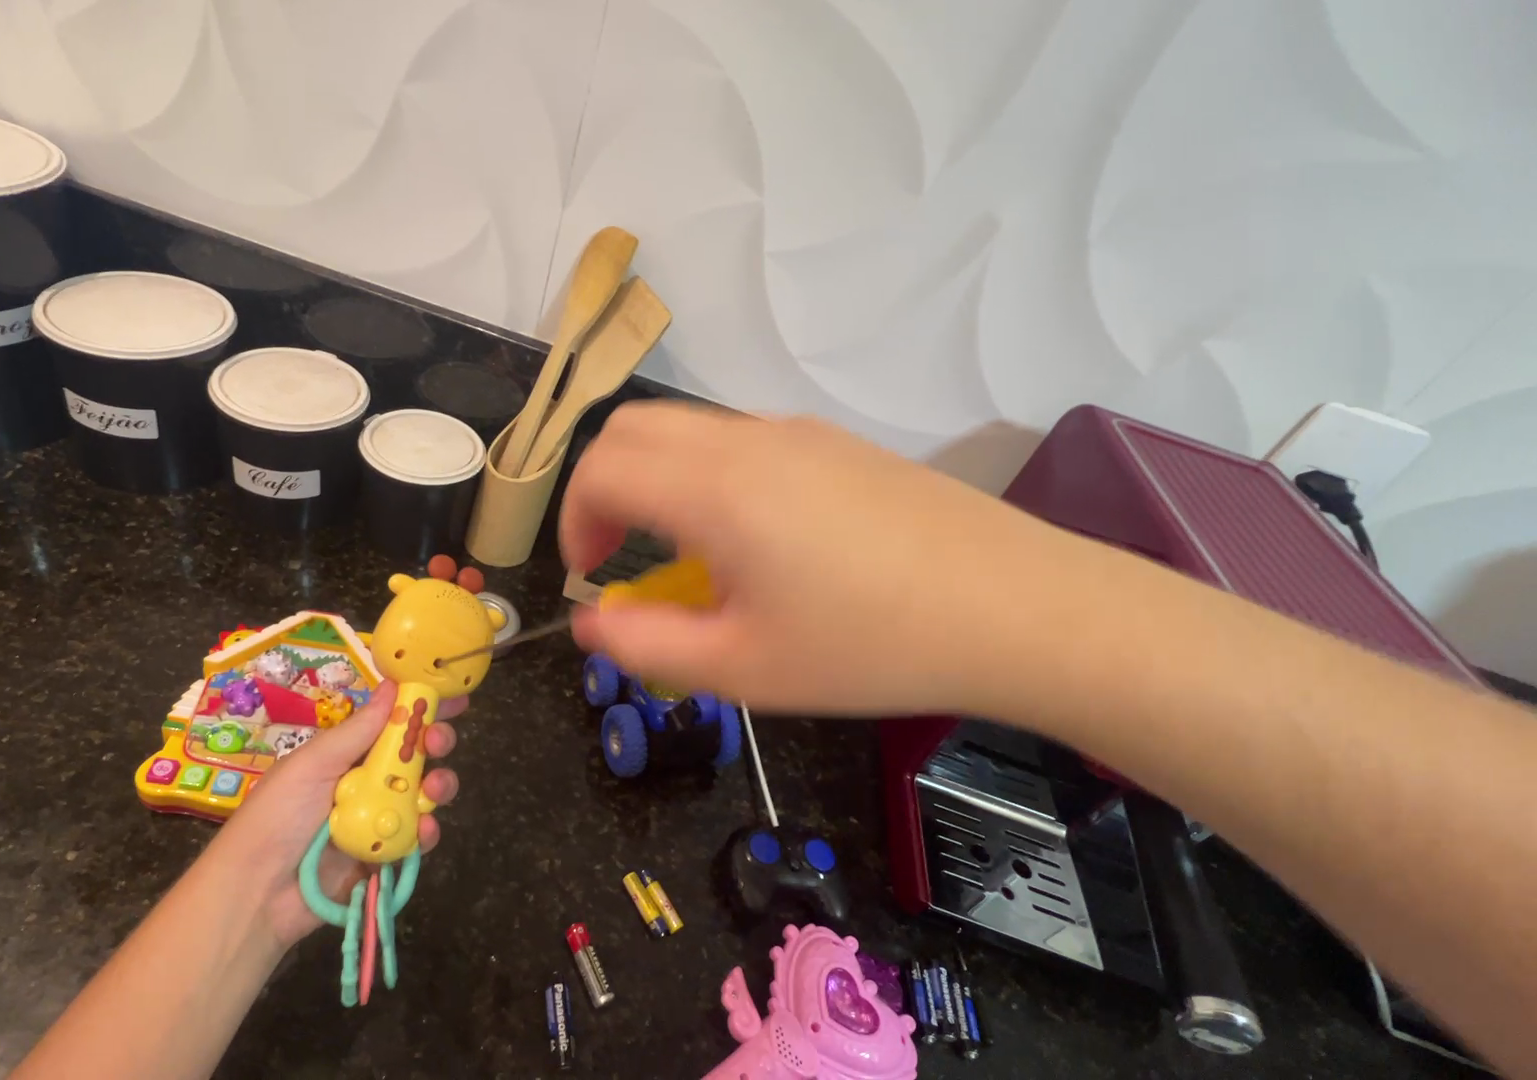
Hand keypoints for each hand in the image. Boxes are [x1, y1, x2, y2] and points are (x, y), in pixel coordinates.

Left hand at [215, 682, 463, 948]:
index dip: (420, 709)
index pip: (389, 724)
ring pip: (423, 794)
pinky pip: (418, 838)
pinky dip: (428, 832)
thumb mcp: (311, 764)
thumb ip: (357, 730)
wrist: (257, 893)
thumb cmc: (277, 817)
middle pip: (414, 755)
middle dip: (434, 742)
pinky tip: (424, 829)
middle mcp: (366, 782)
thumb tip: (393, 684)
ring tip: (435, 789)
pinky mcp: (387, 855)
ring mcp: (379, 819)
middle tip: (439, 741)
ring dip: (439, 785)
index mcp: (345, 755)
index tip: (452, 696)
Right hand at [559, 402, 1094, 716]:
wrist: (1017, 607)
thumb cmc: (870, 646)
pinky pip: (737, 438)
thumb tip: (590, 624)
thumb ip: (645, 646)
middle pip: (631, 428)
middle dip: (601, 489)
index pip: (598, 469)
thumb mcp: (743, 669)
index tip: (591, 579)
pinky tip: (751, 539)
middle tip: (619, 557)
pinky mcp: (834, 442)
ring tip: (685, 555)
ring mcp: (795, 432)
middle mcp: (746, 438)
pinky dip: (703, 474)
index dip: (572, 522)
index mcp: (713, 488)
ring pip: (685, 428)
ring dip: (654, 479)